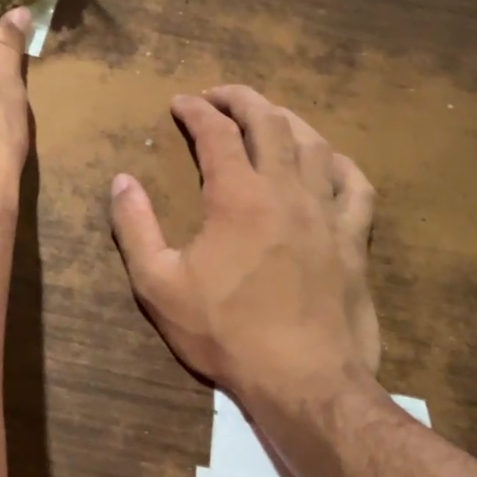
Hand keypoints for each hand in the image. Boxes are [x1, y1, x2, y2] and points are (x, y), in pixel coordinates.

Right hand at [108, 85, 379, 399]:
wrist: (303, 381)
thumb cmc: (224, 332)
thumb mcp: (157, 283)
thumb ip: (134, 227)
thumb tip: (121, 180)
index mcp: (236, 197)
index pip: (216, 133)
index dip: (196, 112)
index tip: (179, 103)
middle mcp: (285, 191)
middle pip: (269, 123)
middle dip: (241, 100)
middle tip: (218, 95)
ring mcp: (327, 213)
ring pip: (313, 145)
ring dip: (286, 120)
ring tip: (266, 115)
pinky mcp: (354, 240)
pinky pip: (355, 185)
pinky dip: (338, 162)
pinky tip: (327, 160)